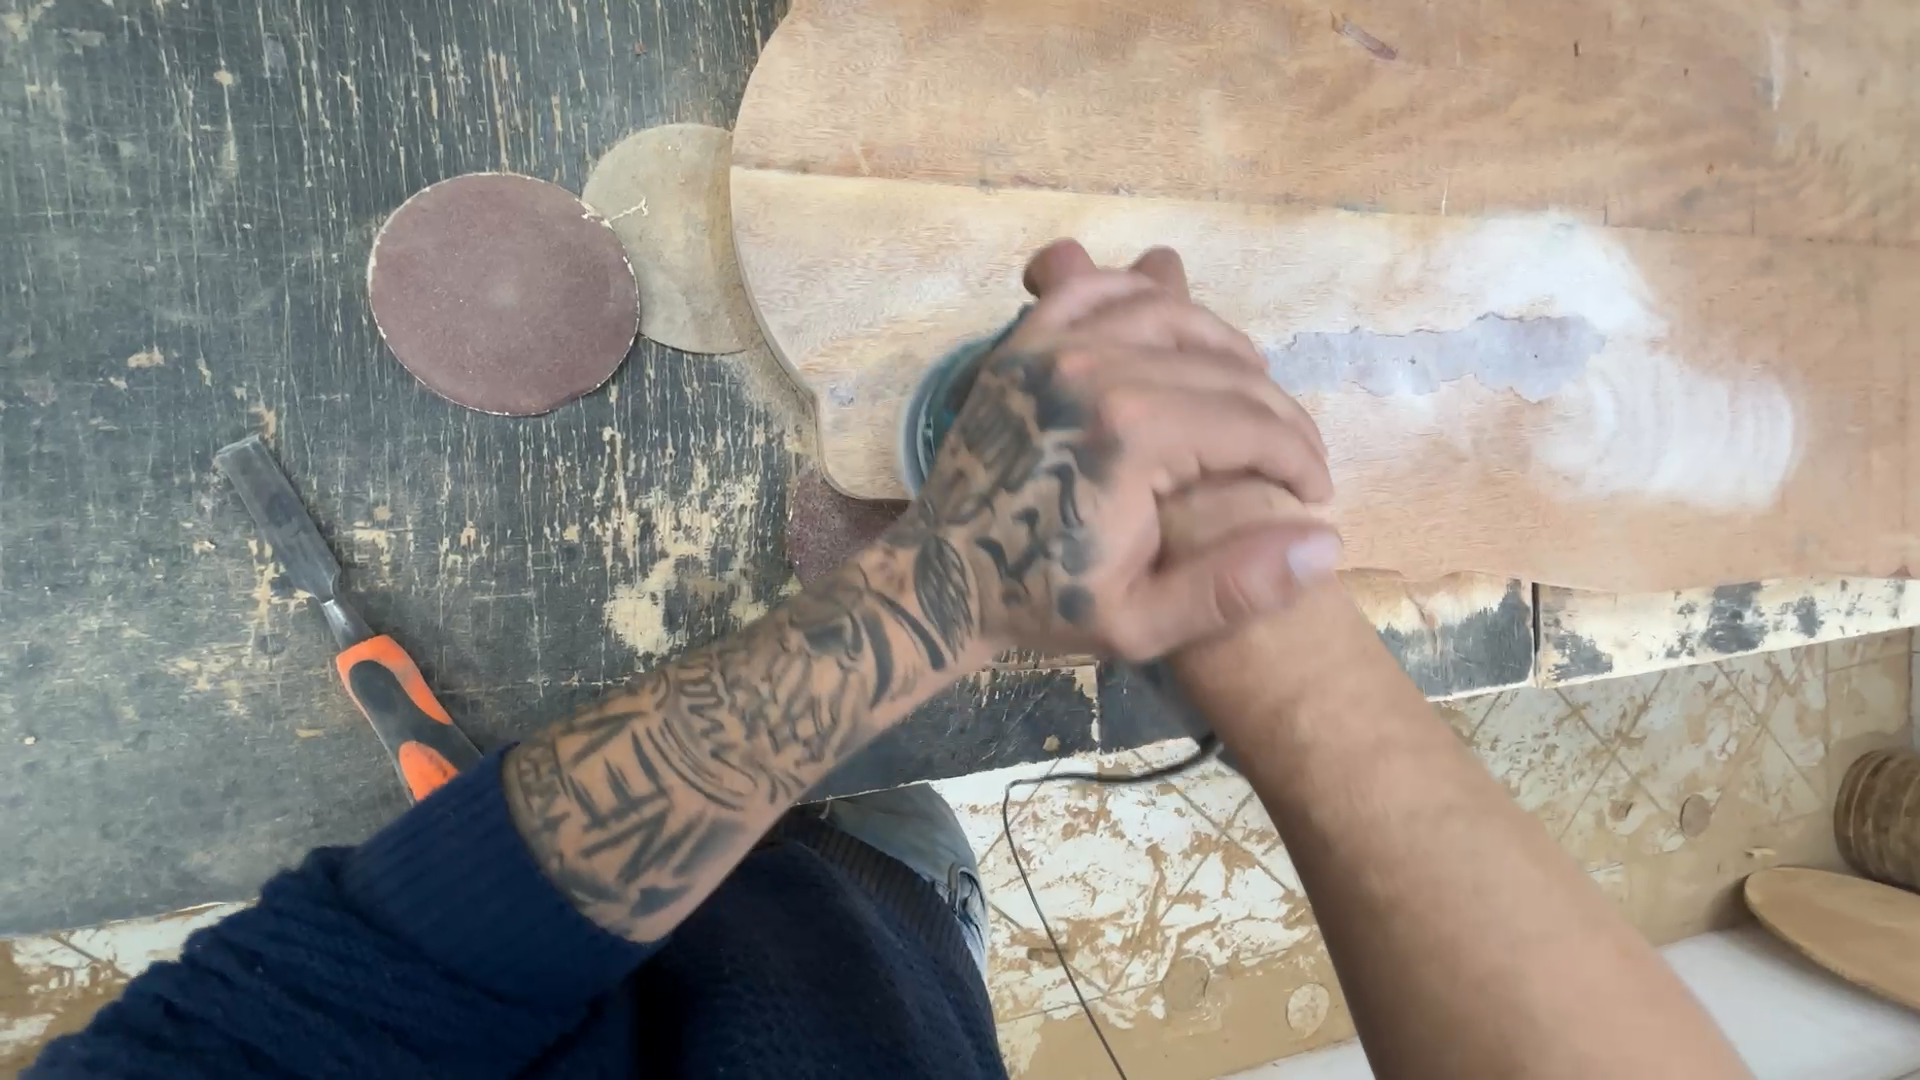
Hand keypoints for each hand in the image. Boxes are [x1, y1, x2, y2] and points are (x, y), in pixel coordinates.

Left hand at [886, 240, 1343, 661]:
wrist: (943, 579)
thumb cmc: (1040, 604)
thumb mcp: (1140, 623)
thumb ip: (1235, 588)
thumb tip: (1327, 543)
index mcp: (1133, 437)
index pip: (1253, 425)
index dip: (1300, 458)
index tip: (1314, 491)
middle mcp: (1097, 371)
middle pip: (1223, 370)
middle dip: (1277, 413)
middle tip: (1292, 454)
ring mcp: (1052, 350)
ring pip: (1172, 318)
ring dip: (1226, 350)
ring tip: (1250, 388)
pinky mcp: (1021, 348)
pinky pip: (1095, 294)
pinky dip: (1142, 297)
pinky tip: (1170, 321)